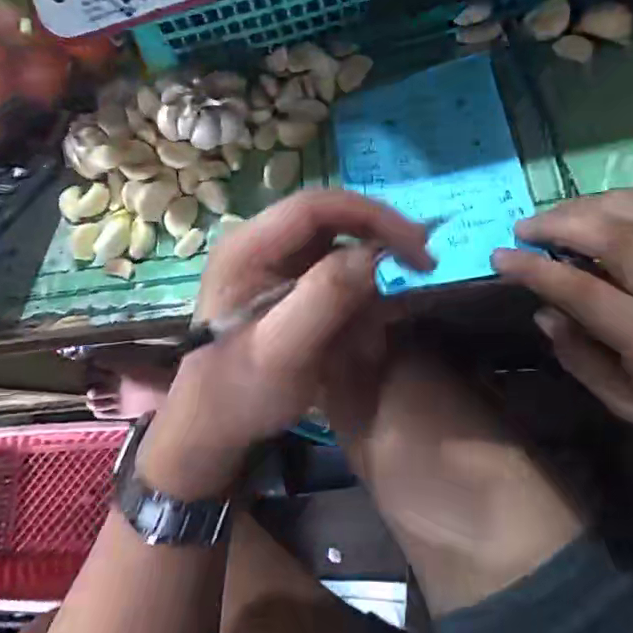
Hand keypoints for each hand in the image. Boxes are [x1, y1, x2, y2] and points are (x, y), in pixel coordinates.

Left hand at [139, 191, 435, 498]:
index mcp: (247, 248)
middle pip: (328, 216)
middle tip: (422, 261)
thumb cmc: (239, 391)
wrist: (211, 425)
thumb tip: (371, 256)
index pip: (315, 206)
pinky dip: (361, 281)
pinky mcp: (286, 283)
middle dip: (378, 232)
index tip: (415, 244)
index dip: (370, 215)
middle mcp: (259, 244)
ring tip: (408, 281)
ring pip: (335, 239)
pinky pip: (332, 266)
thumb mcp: (282, 350)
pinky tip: (379, 305)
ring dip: (373, 256)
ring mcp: (272, 262)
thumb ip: (323, 299)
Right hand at [491, 189, 632, 479]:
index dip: (532, 270)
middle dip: (557, 224)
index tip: (500, 257)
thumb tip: (544, 310)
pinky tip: (609, 207)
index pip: (582, 291)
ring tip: (561, 214)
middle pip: (612, 237)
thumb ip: (581, 359)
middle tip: (526, 228)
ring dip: (592, 204)